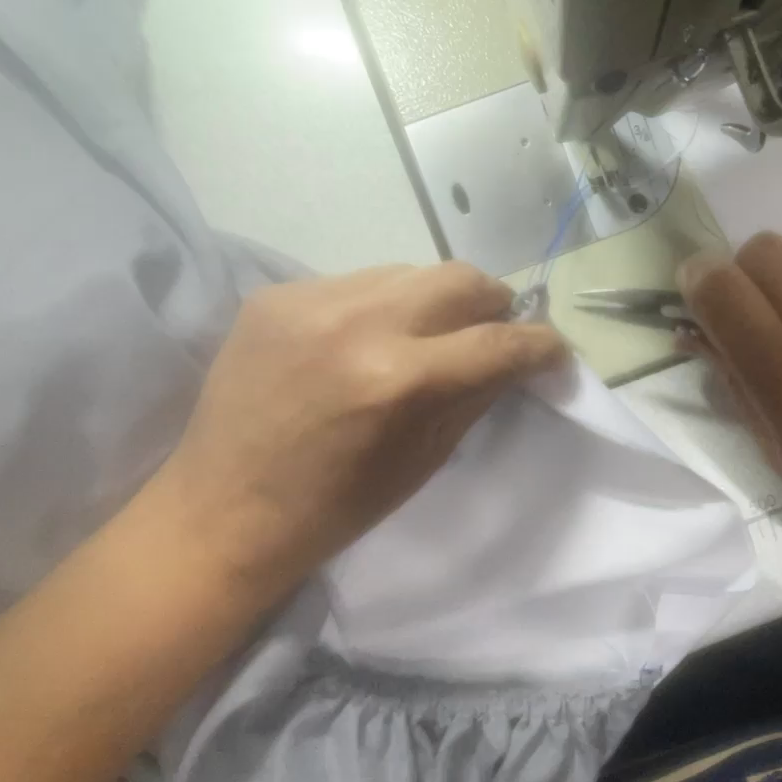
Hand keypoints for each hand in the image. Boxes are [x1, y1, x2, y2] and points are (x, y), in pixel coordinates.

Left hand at [148, 263, 565, 600]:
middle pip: (461, 278)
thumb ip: (475, 397)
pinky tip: (370, 342)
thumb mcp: (424, 461)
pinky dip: (383, 307)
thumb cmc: (336, 508)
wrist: (226, 509)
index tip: (555, 354)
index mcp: (399, 380)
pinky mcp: (276, 293)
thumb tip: (516, 360)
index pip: (499, 342)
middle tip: (497, 337)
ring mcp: (310, 299)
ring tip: (433, 338)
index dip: (542, 346)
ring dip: (439, 302)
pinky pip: (358, 282)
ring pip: (411, 272)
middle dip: (495, 306)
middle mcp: (358, 321)